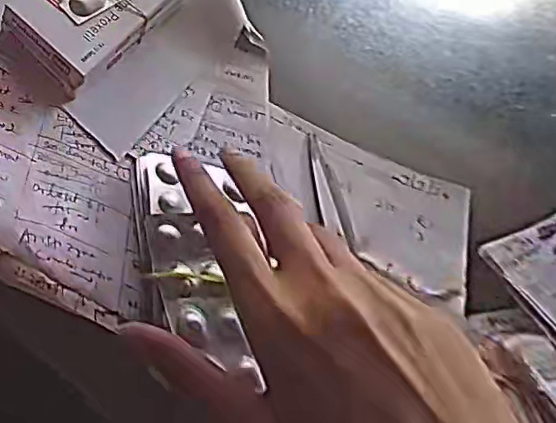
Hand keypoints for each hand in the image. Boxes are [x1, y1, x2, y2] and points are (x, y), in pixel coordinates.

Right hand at [119, 150, 513, 422]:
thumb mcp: (257, 422)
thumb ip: (190, 370)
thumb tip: (135, 337)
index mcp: (276, 313)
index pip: (224, 225)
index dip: (199, 185)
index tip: (186, 161)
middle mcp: (323, 287)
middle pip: (275, 205)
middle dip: (247, 174)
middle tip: (231, 159)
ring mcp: (375, 292)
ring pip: (323, 236)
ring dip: (297, 226)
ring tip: (286, 233)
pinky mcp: (419, 308)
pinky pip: (371, 273)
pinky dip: (347, 273)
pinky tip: (348, 303)